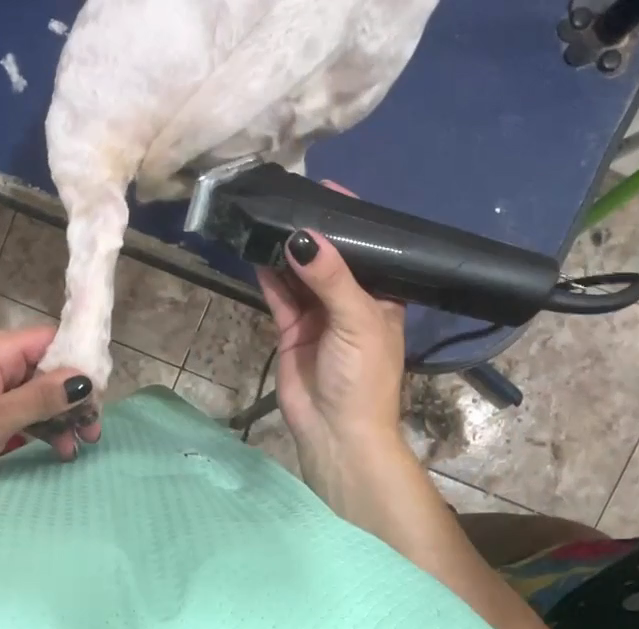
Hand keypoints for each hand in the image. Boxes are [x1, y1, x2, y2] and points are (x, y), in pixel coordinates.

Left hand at [0, 326, 97, 495]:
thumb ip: (41, 398)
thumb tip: (85, 378)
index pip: (52, 341)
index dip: (80, 365)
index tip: (100, 398)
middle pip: (47, 369)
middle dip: (73, 399)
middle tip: (94, 433)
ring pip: (36, 394)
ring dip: (59, 419)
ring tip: (75, 449)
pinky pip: (18, 411)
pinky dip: (37, 428)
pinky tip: (55, 449)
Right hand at [257, 213, 409, 484]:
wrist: (335, 431)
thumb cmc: (362, 376)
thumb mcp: (356, 320)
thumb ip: (331, 278)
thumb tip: (302, 238)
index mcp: (381, 295)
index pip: (369, 248)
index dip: (351, 220)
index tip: (327, 188)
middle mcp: (350, 301)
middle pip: (330, 258)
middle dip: (312, 232)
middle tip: (287, 197)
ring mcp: (318, 316)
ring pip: (301, 275)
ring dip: (286, 252)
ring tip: (266, 219)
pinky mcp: (292, 331)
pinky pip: (280, 297)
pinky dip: (269, 277)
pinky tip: (257, 253)